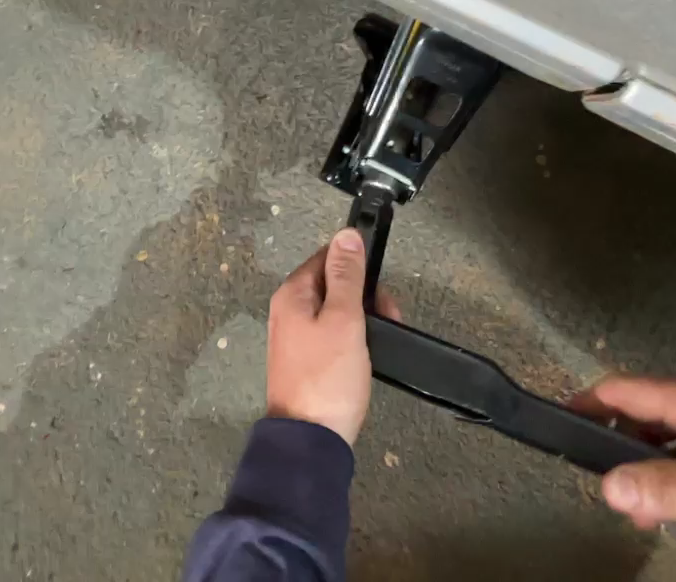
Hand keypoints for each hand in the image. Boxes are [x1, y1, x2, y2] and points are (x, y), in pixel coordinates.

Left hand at [265, 229, 400, 444]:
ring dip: (362, 318)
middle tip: (387, 318)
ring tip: (381, 339)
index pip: (327, 257)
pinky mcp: (306, 360)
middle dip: (364, 295)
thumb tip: (347, 234)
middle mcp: (288, 310)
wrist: (312, 440)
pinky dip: (352, 338)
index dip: (357, 267)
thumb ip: (347, 276)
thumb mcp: (344, 319)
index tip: (380, 290)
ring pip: (335, 310)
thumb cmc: (329, 376)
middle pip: (332, 283)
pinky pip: (332, 334)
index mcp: (292, 294)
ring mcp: (295, 336)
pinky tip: (366, 354)